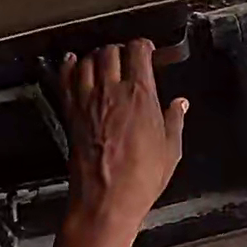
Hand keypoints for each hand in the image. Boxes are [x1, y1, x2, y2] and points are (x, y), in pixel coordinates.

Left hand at [58, 39, 187, 230]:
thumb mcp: (171, 149)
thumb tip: (180, 103)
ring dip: (97, 55)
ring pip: (88, 60)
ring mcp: (88, 100)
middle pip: (111, 51)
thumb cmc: (142, 177)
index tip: (148, 50)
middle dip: (120, 49)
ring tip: (104, 60)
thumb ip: (174, 120)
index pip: (138, 51)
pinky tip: (72, 61)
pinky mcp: (71, 113)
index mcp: (141, 94)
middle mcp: (112, 90)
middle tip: (126, 56)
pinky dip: (69, 66)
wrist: (106, 200)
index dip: (143, 46)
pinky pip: (66, 80)